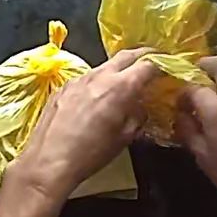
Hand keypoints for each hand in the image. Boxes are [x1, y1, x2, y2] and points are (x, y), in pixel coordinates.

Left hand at [3, 49, 158, 205]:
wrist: (48, 161)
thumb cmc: (89, 154)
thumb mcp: (124, 138)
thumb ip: (137, 116)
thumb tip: (141, 107)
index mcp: (119, 87)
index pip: (147, 64)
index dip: (162, 64)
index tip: (168, 68)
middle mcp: (99, 76)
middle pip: (126, 55)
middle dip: (143, 56)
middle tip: (153, 62)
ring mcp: (78, 79)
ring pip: (105, 65)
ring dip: (119, 69)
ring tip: (126, 82)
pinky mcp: (63, 87)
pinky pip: (87, 77)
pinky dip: (99, 81)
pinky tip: (98, 96)